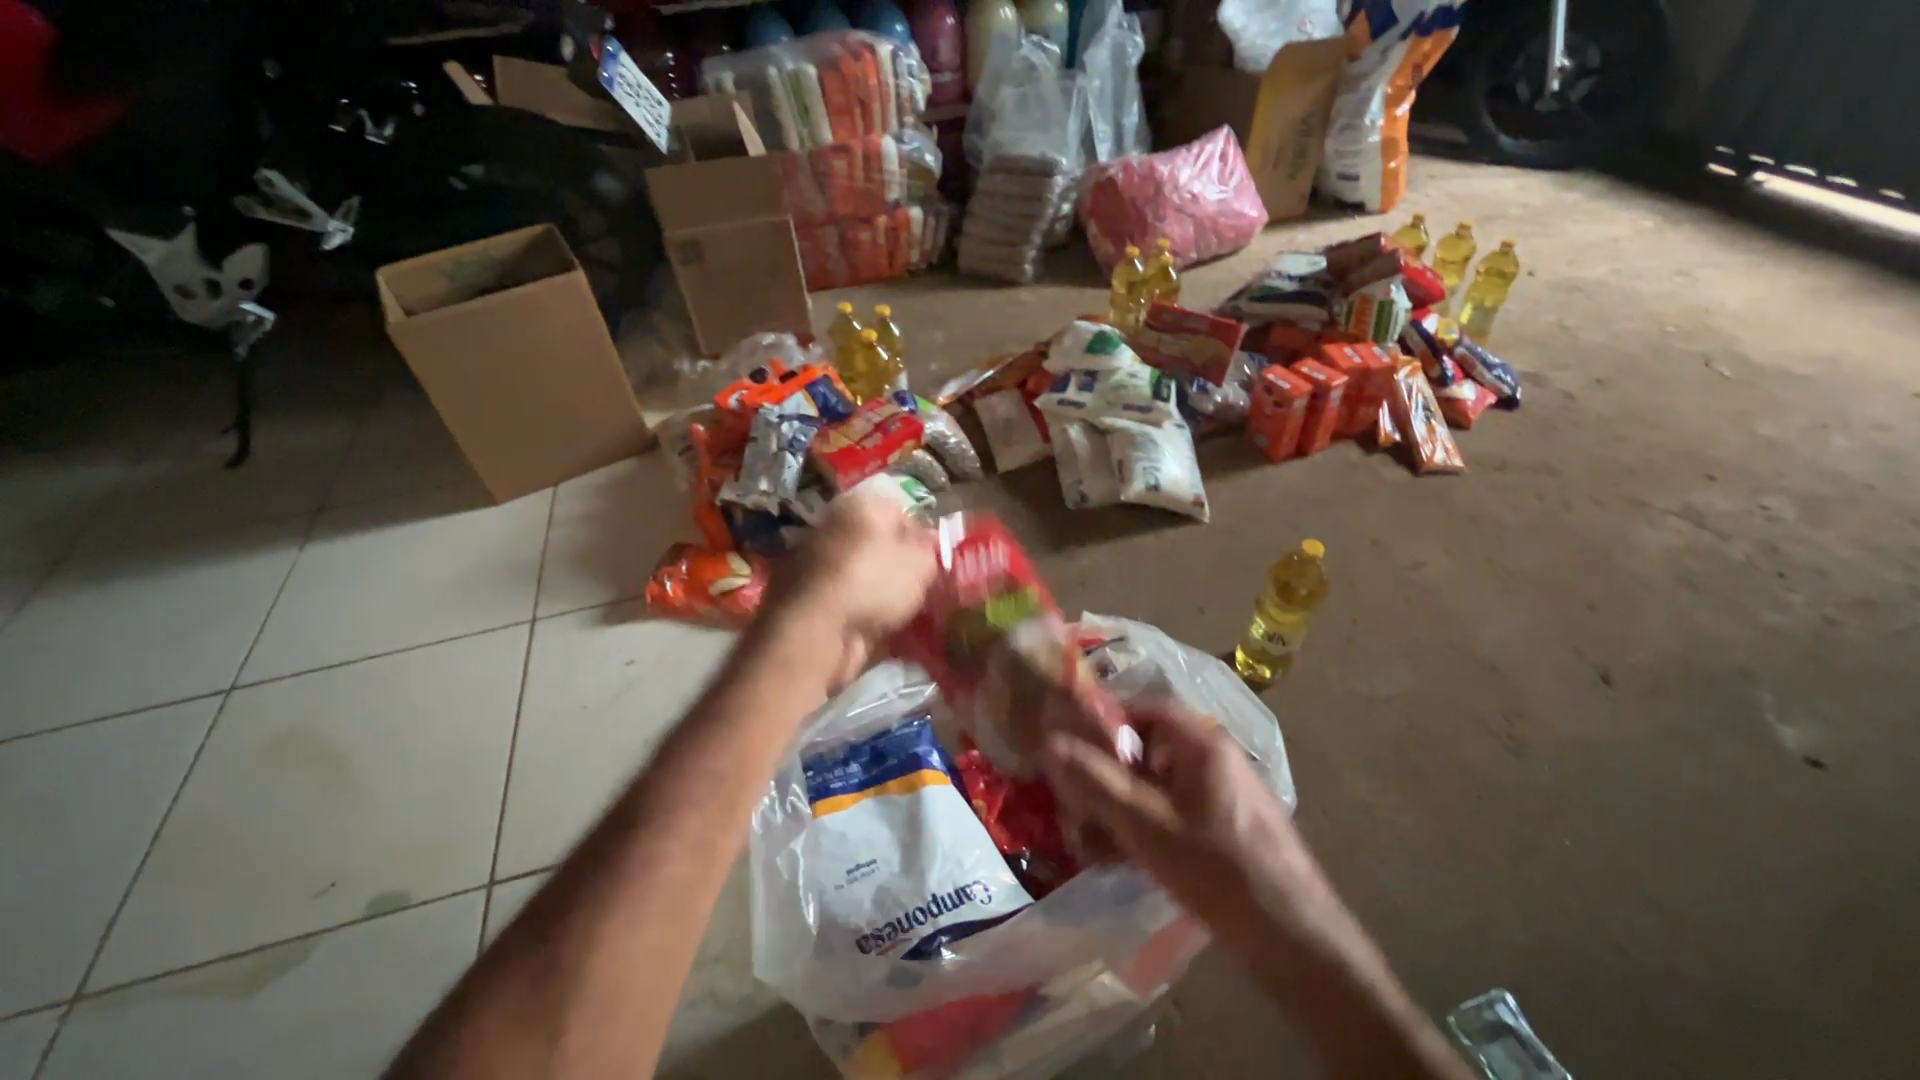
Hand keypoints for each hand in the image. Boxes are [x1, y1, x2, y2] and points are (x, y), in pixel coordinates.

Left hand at [760, 490, 937, 687]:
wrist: (816, 629)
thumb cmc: (874, 583)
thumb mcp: (919, 563)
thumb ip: (928, 548)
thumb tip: (927, 539)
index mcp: (861, 505)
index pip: (901, 511)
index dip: (921, 538)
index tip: (933, 563)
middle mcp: (834, 524)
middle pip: (878, 542)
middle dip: (897, 564)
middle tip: (919, 589)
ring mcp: (815, 559)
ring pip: (861, 570)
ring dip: (878, 588)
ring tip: (900, 612)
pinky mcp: (804, 592)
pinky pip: (844, 595)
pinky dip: (858, 607)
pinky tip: (875, 625)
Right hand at [1039, 706, 1341, 952]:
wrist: (1292, 937)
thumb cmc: (1216, 869)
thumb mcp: (1146, 824)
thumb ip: (1096, 781)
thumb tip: (1050, 740)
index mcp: (1205, 746)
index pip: (1148, 709)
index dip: (1106, 722)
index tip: (1072, 748)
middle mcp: (1218, 762)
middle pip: (1151, 752)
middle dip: (1108, 777)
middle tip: (1076, 805)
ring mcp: (1226, 798)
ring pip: (1160, 788)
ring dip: (1122, 809)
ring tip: (1092, 843)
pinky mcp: (1229, 831)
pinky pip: (1177, 815)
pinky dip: (1147, 829)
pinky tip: (1124, 862)